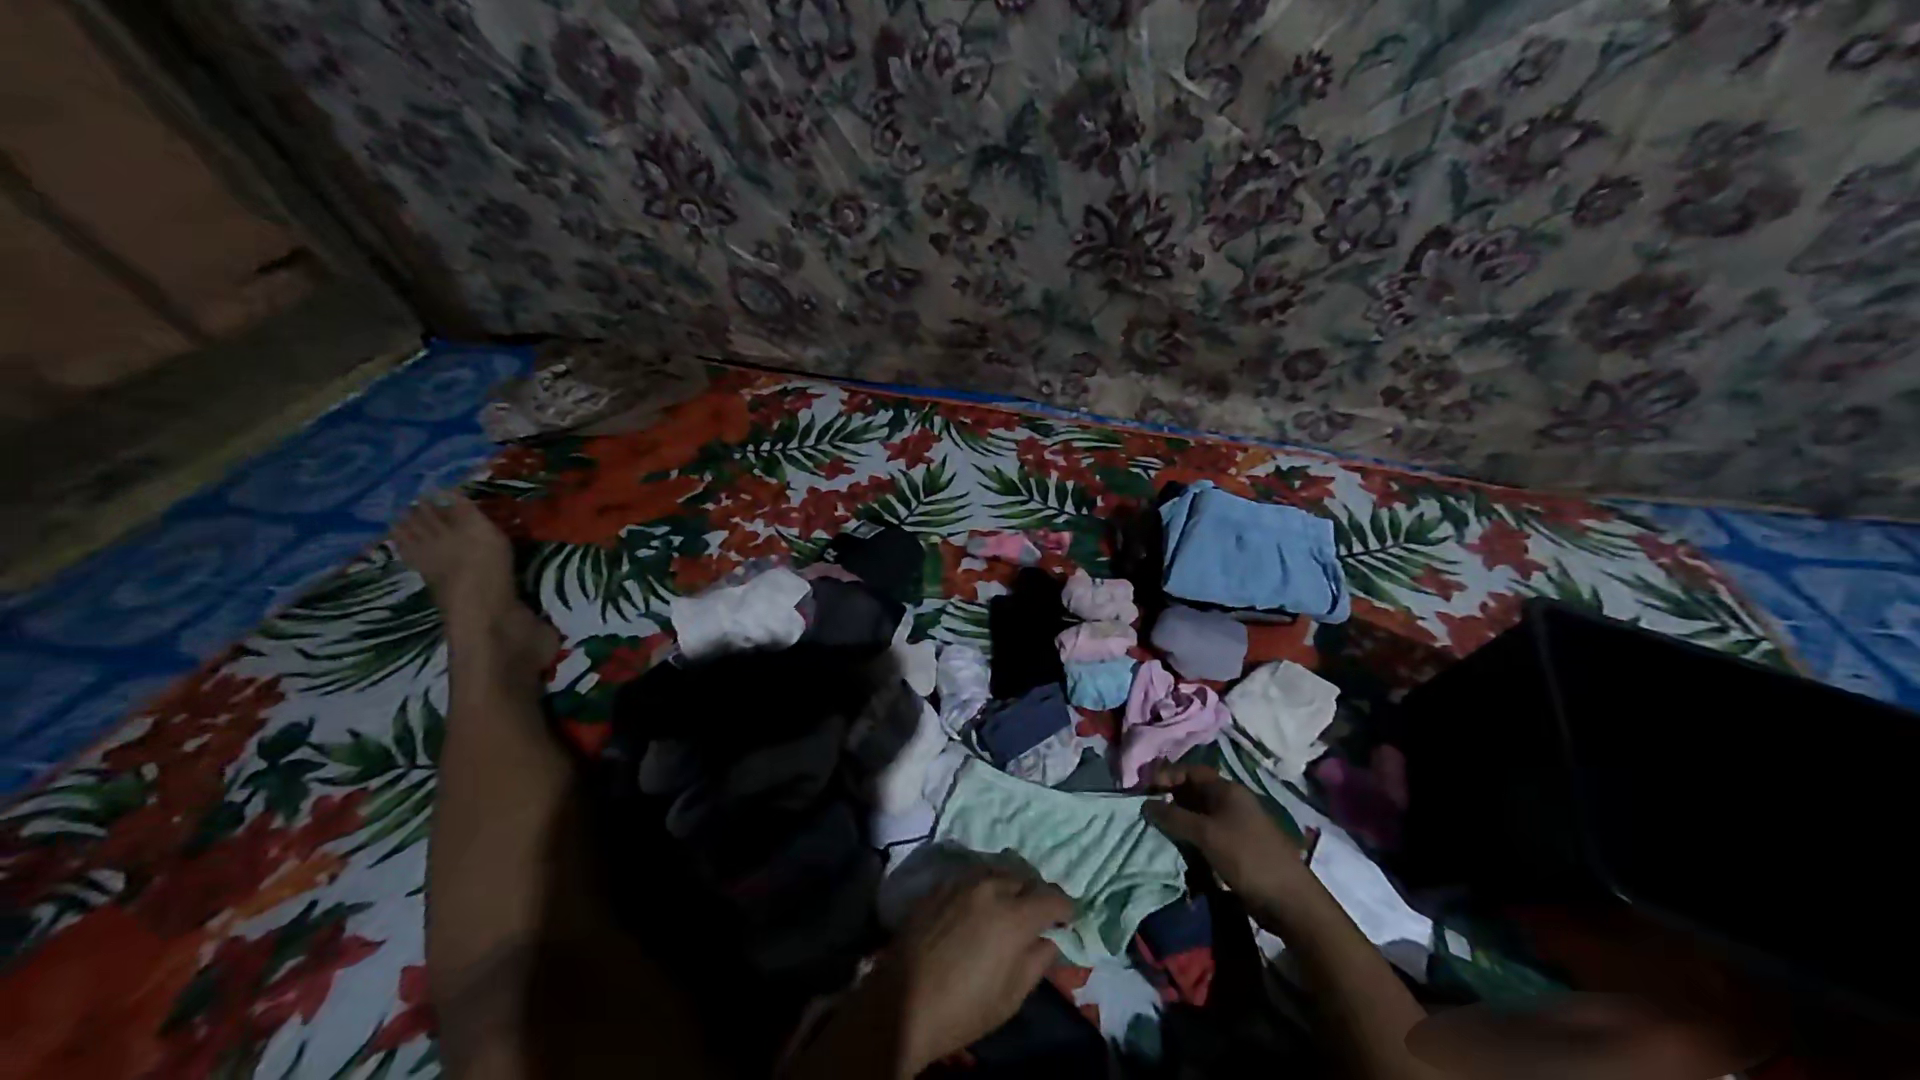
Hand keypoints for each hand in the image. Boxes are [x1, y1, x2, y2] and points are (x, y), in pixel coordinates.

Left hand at [877, 866, 1072, 1072]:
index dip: (1066, 907)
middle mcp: (990, 889)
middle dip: (1037, 893)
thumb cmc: (963, 1008)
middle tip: (1040, 912)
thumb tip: (1048, 939)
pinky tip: (980, 904)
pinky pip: (971, 877)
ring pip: (997, 872)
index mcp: (1014, 916)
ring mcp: (961, 883)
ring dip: (1010, 885)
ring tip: (1011, 904)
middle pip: (1024, 878)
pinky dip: (984, 886)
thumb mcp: (1011, 995)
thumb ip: (1037, 960)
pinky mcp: (938, 886)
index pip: (1051, 897)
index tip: (1069, 917)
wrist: (901, 1003)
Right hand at [1141, 763, 1309, 900]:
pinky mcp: (1236, 847)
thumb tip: (1146, 804)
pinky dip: (1189, 835)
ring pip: (1199, 813)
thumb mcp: (1206, 833)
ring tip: (1156, 828)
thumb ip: (1174, 817)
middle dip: (1169, 797)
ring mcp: (1235, 825)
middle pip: (1194, 791)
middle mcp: (1232, 802)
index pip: (1191, 771)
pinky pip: (1206, 833)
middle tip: (1146, 809)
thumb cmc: (1246, 857)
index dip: (1167, 775)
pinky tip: (1176, 845)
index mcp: (1228, 790)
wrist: (1289, 900)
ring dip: (1178, 819)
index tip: (1145, 789)